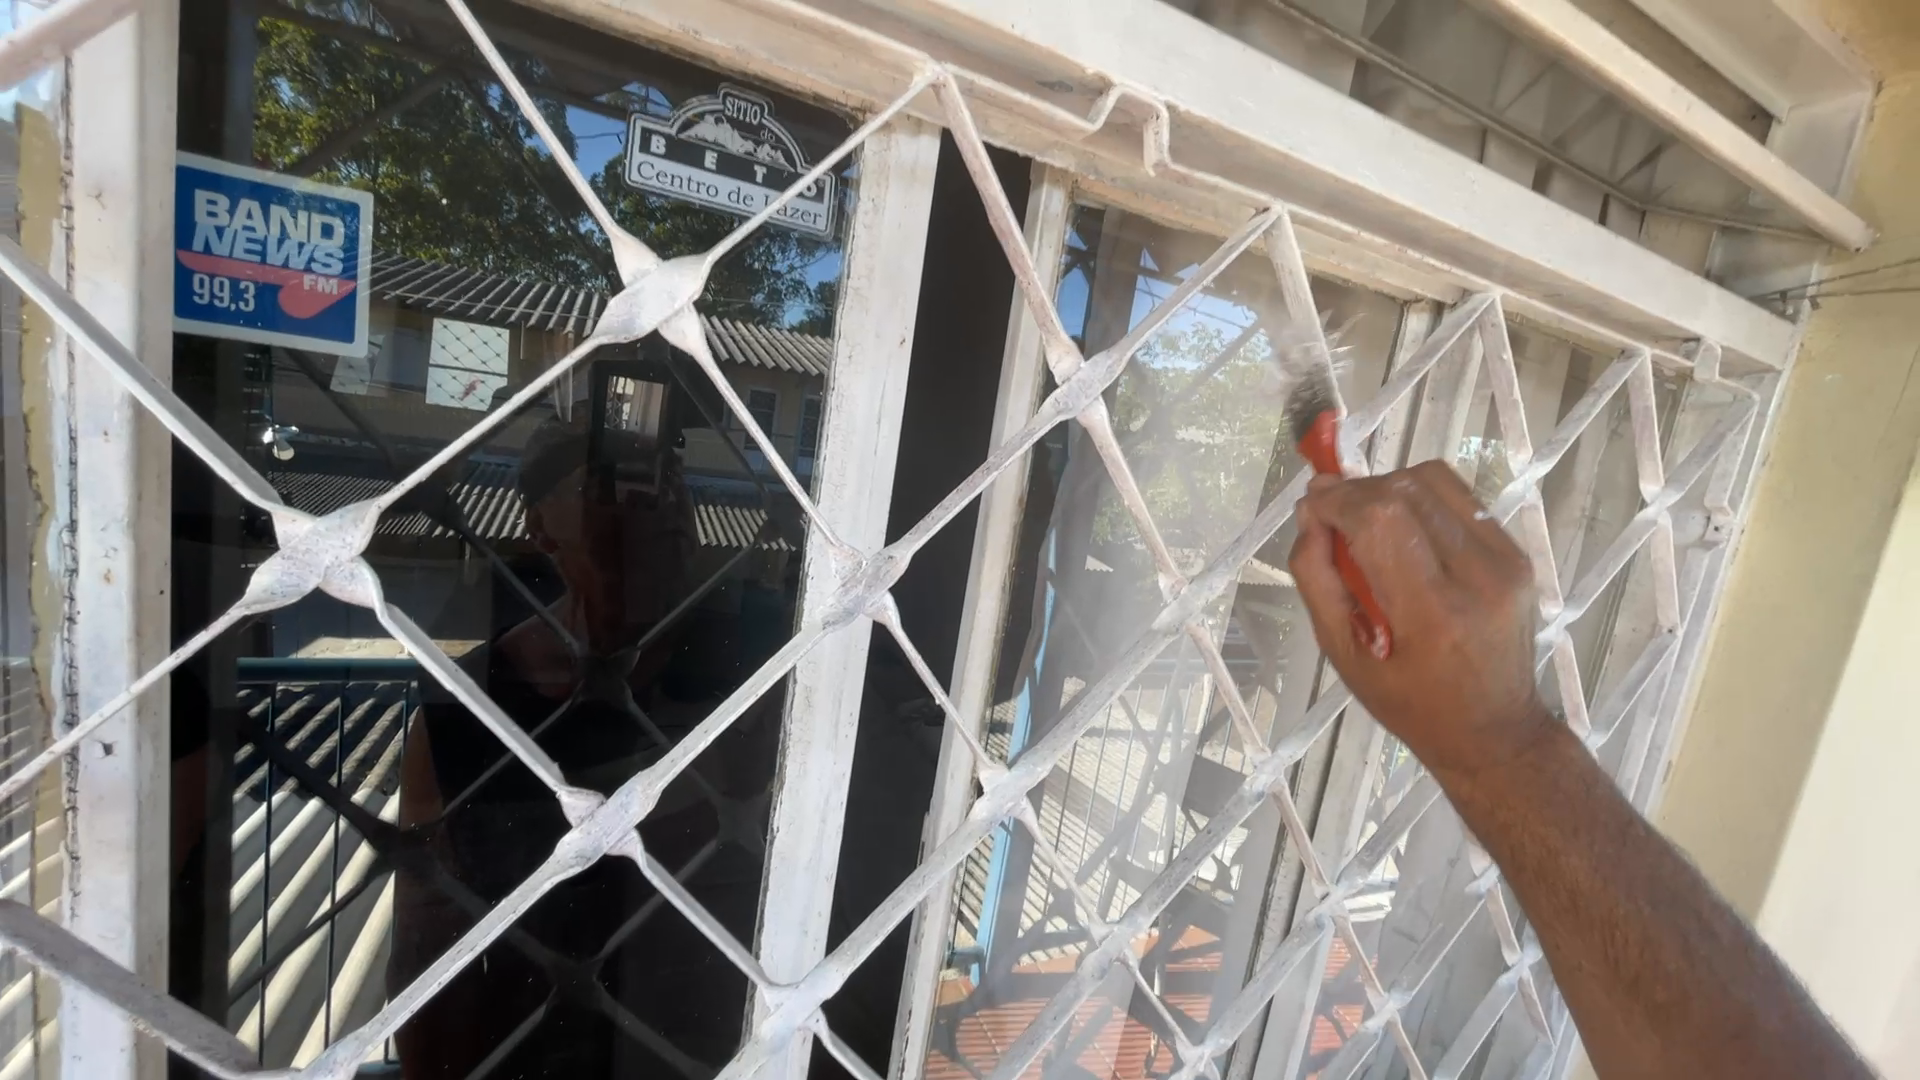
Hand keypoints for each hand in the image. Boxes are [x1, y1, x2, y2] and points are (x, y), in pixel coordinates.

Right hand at [1288, 461, 1552, 784]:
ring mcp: (1507, 559)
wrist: (1494, 728)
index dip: (1337, 501)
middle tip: (1330, 516)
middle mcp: (1480, 576)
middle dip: (1355, 491)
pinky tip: (1400, 531)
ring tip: (1364, 521)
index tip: (1310, 510)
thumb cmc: (1406, 699)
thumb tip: (1309, 514)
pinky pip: (1457, 497)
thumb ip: (1316, 577)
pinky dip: (1415, 499)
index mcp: (1432, 611)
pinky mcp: (1517, 552)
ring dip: (1385, 488)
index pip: (1382, 519)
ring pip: (1433, 480)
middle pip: (1406, 489)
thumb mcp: (1340, 650)